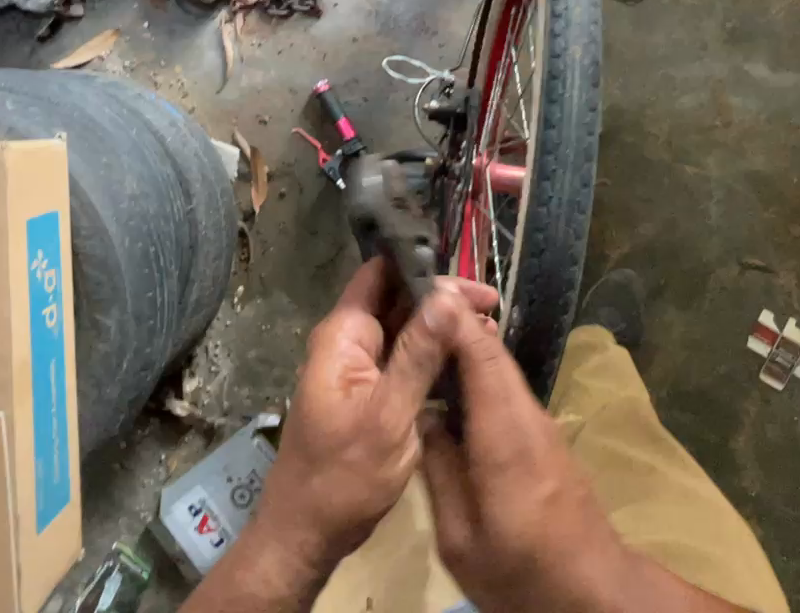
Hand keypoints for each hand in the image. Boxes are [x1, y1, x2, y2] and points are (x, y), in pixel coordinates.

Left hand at [250, 259, 498, 574]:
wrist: (308, 533)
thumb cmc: (343, 477)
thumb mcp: (389, 416)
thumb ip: (417, 355)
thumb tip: (446, 296)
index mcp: (344, 335)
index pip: (381, 274)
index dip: (422, 266)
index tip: (469, 278)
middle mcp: (349, 341)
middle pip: (396, 299)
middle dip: (441, 297)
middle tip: (491, 305)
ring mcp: (358, 366)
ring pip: (403, 328)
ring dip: (440, 325)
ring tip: (489, 325)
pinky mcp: (370, 390)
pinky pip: (403, 357)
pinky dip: (432, 352)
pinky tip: (465, 356)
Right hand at [421, 312, 745, 611]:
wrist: (593, 593)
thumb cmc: (520, 571)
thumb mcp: (460, 537)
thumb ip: (438, 469)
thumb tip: (422, 415)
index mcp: (504, 436)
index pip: (482, 357)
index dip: (455, 319)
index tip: (424, 289)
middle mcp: (527, 416)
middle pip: (493, 352)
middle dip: (457, 318)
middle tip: (415, 298)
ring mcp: (540, 423)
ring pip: (502, 365)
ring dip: (468, 339)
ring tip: (426, 326)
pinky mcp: (544, 435)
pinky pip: (507, 386)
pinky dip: (479, 366)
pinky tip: (453, 373)